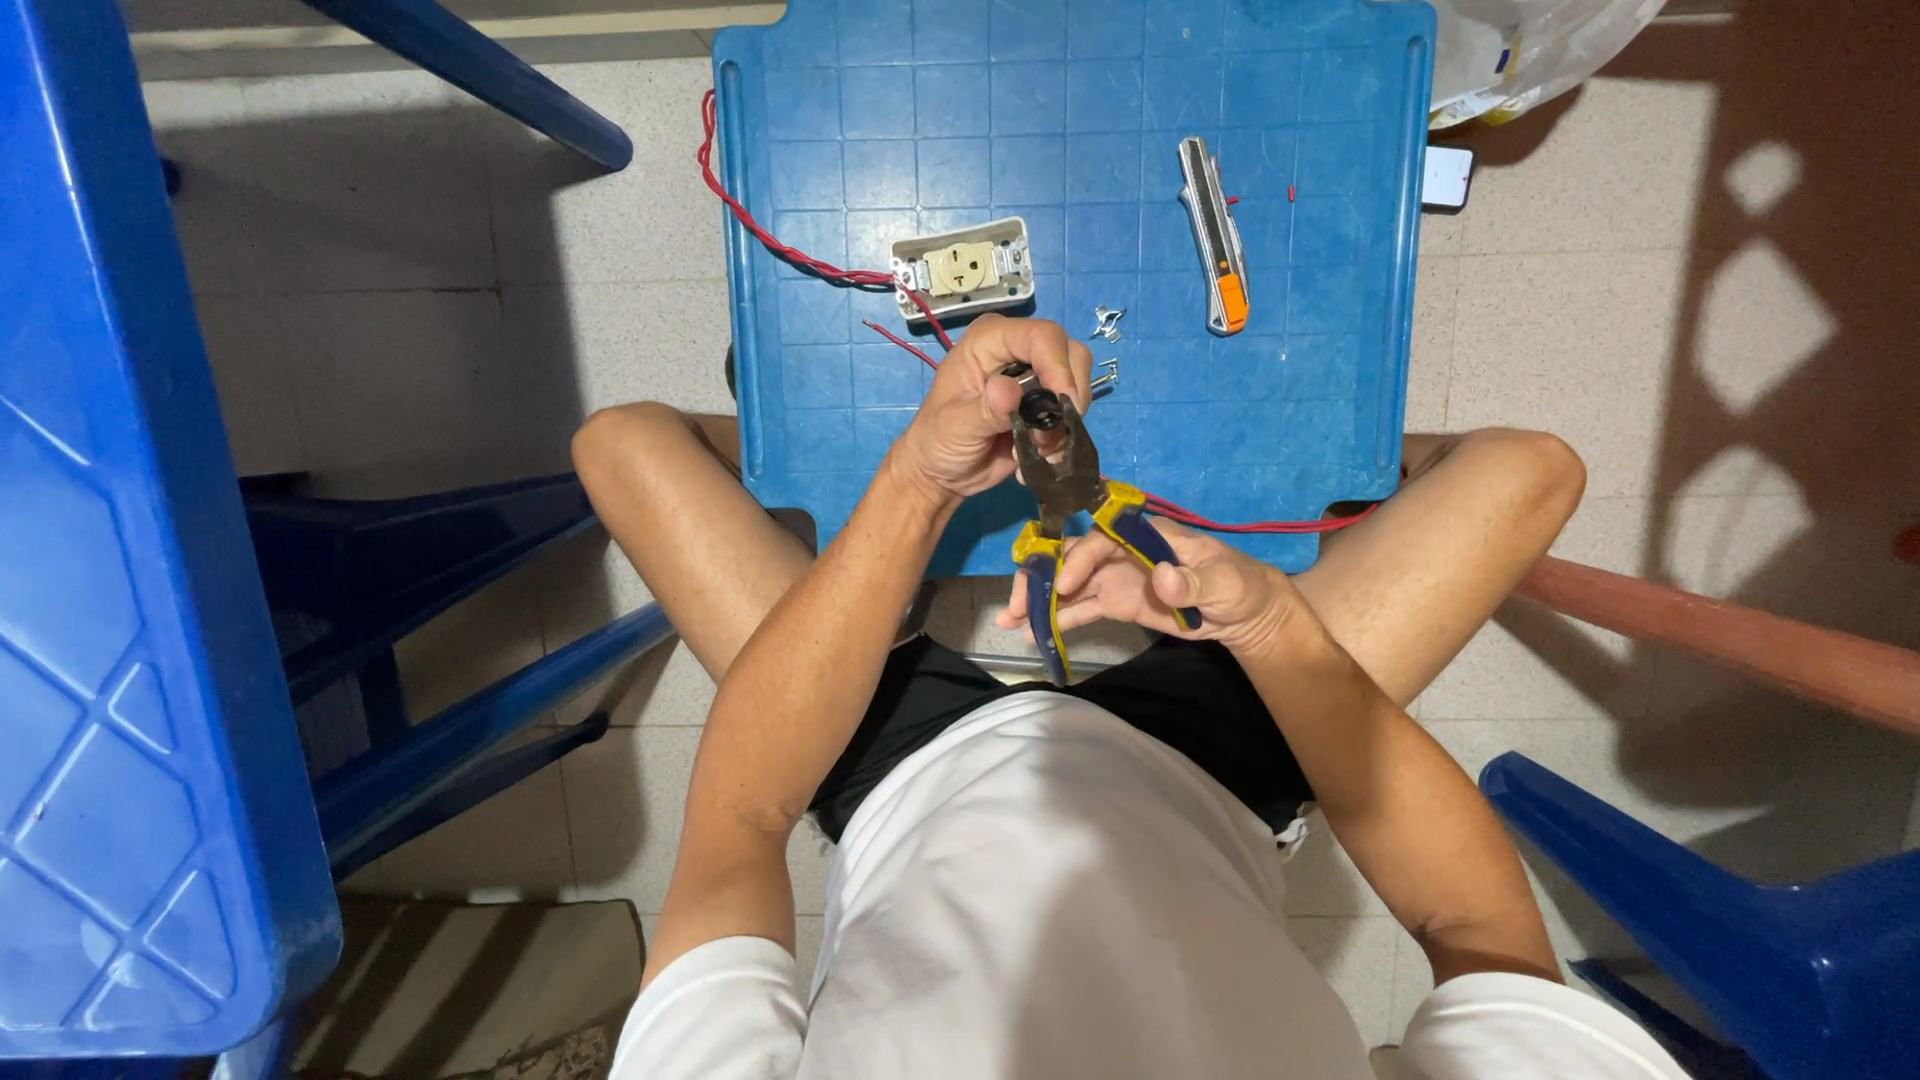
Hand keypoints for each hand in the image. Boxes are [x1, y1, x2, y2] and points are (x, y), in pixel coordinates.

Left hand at [887, 314, 1092, 503]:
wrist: (943, 472)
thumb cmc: (938, 441)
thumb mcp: (955, 426)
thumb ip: (984, 410)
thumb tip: (1009, 391)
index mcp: (990, 341)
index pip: (1041, 336)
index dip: (1058, 365)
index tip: (1062, 403)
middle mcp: (1018, 350)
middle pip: (1072, 355)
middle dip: (1068, 397)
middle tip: (1048, 434)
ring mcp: (1036, 377)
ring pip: (1078, 386)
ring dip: (1064, 423)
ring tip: (1036, 449)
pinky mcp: (1046, 405)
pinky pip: (1073, 415)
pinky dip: (1063, 439)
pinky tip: (1038, 456)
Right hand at [995, 517, 1322, 654]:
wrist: (1244, 613)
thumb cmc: (1239, 585)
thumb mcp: (1224, 582)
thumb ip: (1193, 581)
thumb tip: (1163, 577)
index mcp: (1144, 534)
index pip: (1100, 538)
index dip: (1080, 559)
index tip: (1065, 585)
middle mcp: (1120, 551)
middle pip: (1070, 555)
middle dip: (1039, 576)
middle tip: (1015, 604)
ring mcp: (1115, 577)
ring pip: (1067, 582)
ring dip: (1039, 599)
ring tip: (1011, 621)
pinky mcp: (1115, 602)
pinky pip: (1081, 608)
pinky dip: (1057, 619)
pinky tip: (1033, 633)